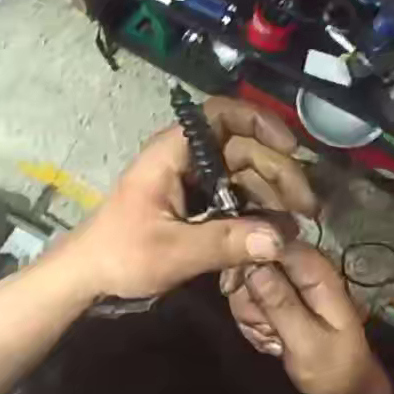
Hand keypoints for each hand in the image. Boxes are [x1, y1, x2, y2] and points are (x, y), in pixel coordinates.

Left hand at [51, 96, 317, 300]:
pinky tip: (275, 231)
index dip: (259, 122)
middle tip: (307, 208)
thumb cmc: (120, 255)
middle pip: (243, 148)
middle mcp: (187, 158)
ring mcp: (192, 180)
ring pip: (243, 174)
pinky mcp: (196, 202)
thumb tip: (280, 239)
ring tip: (297, 225)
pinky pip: (235, 196)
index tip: (290, 147)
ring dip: (272, 195)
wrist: (87, 277)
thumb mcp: (172, 251)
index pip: (221, 115)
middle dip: (278, 173)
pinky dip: (256, 210)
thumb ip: (225, 243)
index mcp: (173, 152)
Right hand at [228, 243, 390, 393]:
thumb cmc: (333, 367)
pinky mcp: (281, 294)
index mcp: (316, 270)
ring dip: (250, 312)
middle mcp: (302, 268)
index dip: (247, 259)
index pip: (272, 241)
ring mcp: (290, 281)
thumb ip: (281, 303)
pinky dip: (253, 320)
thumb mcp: (307, 342)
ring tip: (269, 338)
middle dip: (247, 295)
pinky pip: (251, 297)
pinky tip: (268, 339)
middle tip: (261, 328)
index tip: (234, 289)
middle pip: (254, 259)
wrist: (345, 390)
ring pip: (248, 281)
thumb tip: (252, 266)